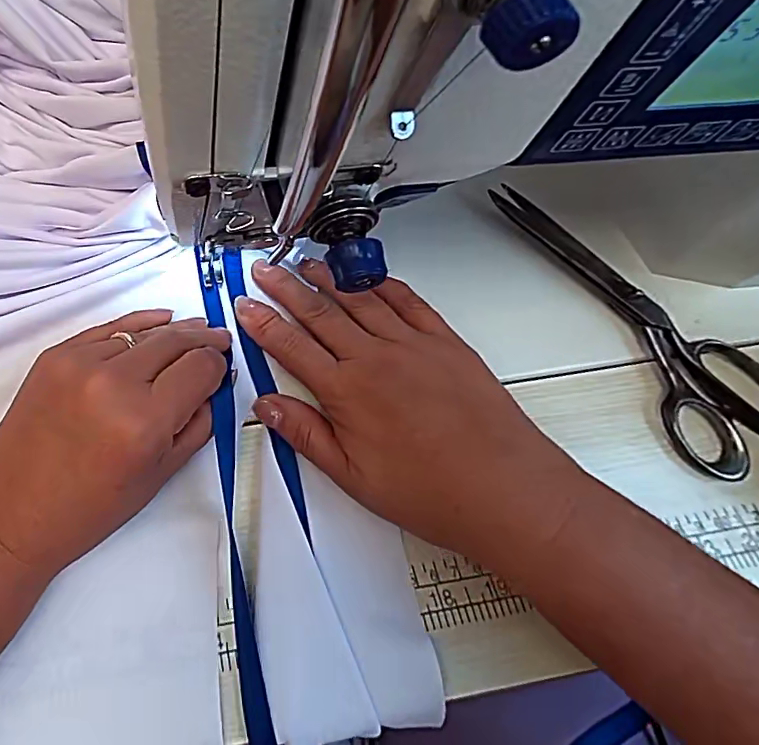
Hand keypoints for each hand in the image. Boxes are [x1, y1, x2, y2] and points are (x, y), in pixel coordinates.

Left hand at [0, 312, 229, 576]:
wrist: (17, 507)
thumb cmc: (86, 505)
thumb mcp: (160, 474)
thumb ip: (196, 423)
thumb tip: (211, 384)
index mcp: (144, 421)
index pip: (199, 366)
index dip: (216, 364)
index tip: (220, 365)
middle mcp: (112, 384)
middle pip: (174, 340)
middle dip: (201, 340)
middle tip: (217, 339)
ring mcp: (79, 364)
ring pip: (141, 332)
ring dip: (168, 334)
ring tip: (187, 335)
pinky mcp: (56, 355)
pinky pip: (107, 330)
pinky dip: (133, 327)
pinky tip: (155, 322)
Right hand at [235, 259, 591, 565]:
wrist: (510, 494)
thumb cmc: (438, 492)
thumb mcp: (354, 475)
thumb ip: (306, 434)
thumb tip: (270, 407)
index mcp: (349, 392)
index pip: (291, 345)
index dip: (263, 322)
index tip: (247, 306)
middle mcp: (376, 360)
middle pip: (318, 311)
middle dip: (285, 287)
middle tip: (266, 270)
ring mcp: (412, 346)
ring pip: (358, 299)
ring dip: (327, 278)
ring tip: (306, 265)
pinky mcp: (445, 343)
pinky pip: (408, 301)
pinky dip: (383, 284)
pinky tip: (370, 278)